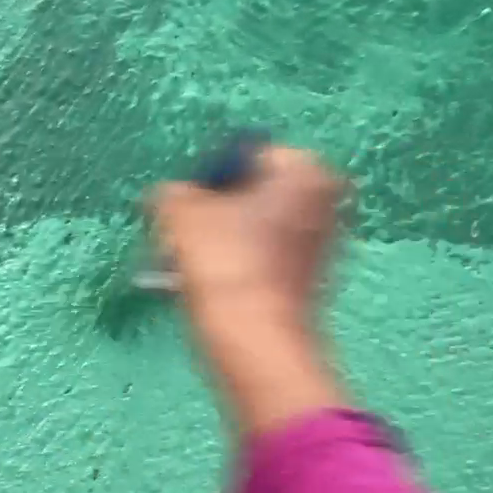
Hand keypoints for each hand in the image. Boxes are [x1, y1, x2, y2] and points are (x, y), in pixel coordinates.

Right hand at [149, 146, 351, 436]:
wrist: (252, 335)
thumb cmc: (224, 264)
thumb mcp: (182, 217)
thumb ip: (171, 195)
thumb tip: (166, 193)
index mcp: (307, 170)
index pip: (250, 157)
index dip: (209, 181)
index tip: (182, 211)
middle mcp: (327, 198)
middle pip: (255, 196)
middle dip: (216, 215)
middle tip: (180, 238)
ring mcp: (322, 242)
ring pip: (258, 230)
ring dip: (223, 243)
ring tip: (188, 267)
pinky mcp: (308, 280)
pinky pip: (264, 261)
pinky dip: (237, 268)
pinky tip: (210, 288)